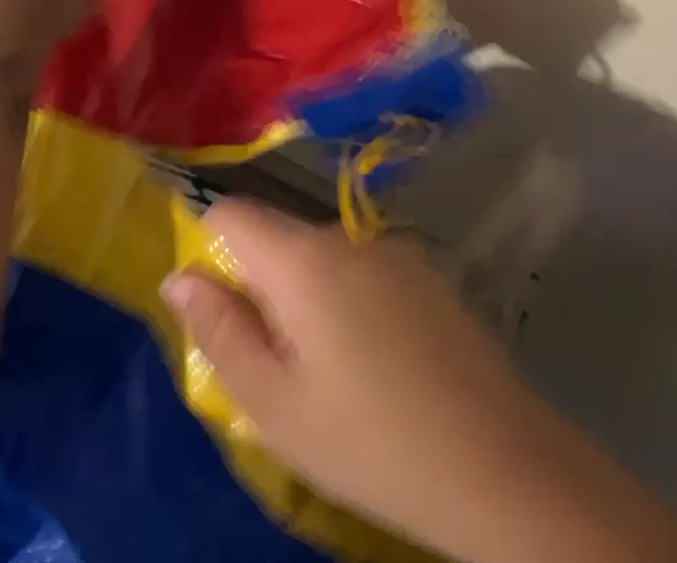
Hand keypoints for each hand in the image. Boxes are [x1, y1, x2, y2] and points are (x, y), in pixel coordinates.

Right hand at [162, 200, 546, 557]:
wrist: (496, 463)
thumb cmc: (366, 439)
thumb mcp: (271, 401)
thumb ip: (218, 330)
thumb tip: (180, 277)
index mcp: (303, 259)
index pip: (232, 214)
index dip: (211, 252)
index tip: (225, 315)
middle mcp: (350, 238)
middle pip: (280, 239)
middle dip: (263, 289)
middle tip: (280, 368)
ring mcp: (399, 254)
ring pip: (325, 260)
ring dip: (310, 301)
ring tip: (334, 376)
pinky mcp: (433, 278)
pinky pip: (367, 275)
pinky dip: (352, 305)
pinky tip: (380, 367)